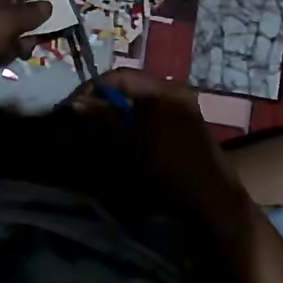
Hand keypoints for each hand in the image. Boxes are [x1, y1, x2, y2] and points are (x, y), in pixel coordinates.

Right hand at [69, 69, 252, 227]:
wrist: (212, 205)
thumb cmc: (167, 175)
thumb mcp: (128, 148)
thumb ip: (104, 120)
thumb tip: (76, 103)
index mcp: (164, 91)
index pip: (118, 77)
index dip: (90, 89)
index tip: (70, 107)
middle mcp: (175, 91)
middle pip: (129, 85)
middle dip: (102, 100)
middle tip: (81, 117)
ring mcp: (184, 106)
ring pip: (139, 98)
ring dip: (116, 110)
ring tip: (97, 127)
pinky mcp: (187, 122)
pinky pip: (152, 110)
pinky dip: (133, 119)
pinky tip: (121, 135)